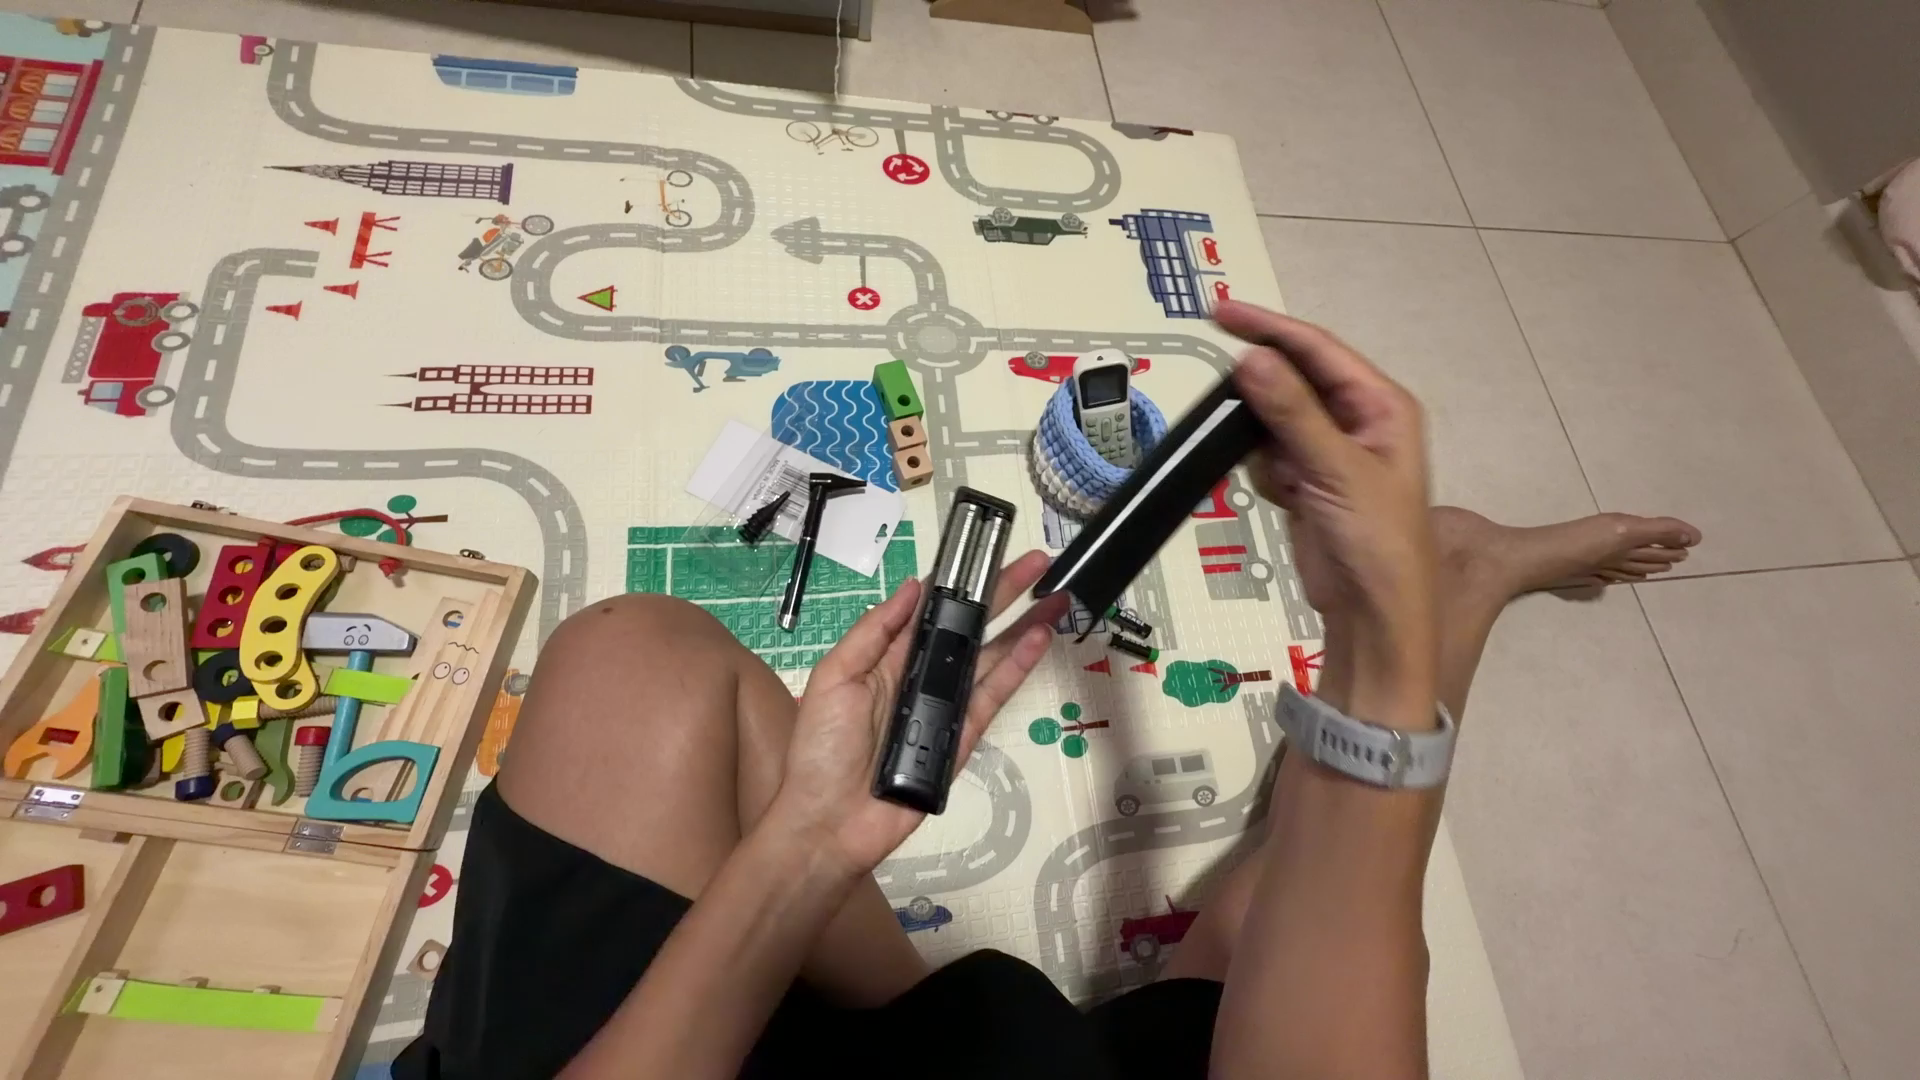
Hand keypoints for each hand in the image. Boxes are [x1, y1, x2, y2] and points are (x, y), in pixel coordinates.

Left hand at [771, 550, 1066, 872]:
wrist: (830, 823)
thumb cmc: (822, 747)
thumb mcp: (835, 676)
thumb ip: (874, 631)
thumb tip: (911, 585)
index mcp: (888, 655)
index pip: (930, 607)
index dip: (958, 579)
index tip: (985, 549)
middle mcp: (923, 673)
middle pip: (969, 625)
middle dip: (1002, 592)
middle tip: (1037, 562)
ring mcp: (947, 703)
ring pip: (991, 655)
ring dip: (1024, 625)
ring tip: (1056, 595)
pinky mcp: (965, 734)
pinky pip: (994, 694)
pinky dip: (1018, 666)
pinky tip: (1038, 638)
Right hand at [1216, 300, 1435, 708]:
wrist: (1370, 612)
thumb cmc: (1374, 539)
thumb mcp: (1337, 470)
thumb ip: (1292, 413)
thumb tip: (1249, 357)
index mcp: (1381, 406)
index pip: (1319, 351)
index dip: (1271, 328)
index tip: (1220, 312)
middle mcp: (1356, 421)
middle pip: (1295, 381)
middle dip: (1259, 387)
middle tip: (1217, 384)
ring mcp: (1327, 453)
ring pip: (1274, 420)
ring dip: (1259, 437)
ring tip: (1272, 469)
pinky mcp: (1304, 482)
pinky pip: (1268, 456)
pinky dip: (1262, 470)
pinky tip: (1279, 495)